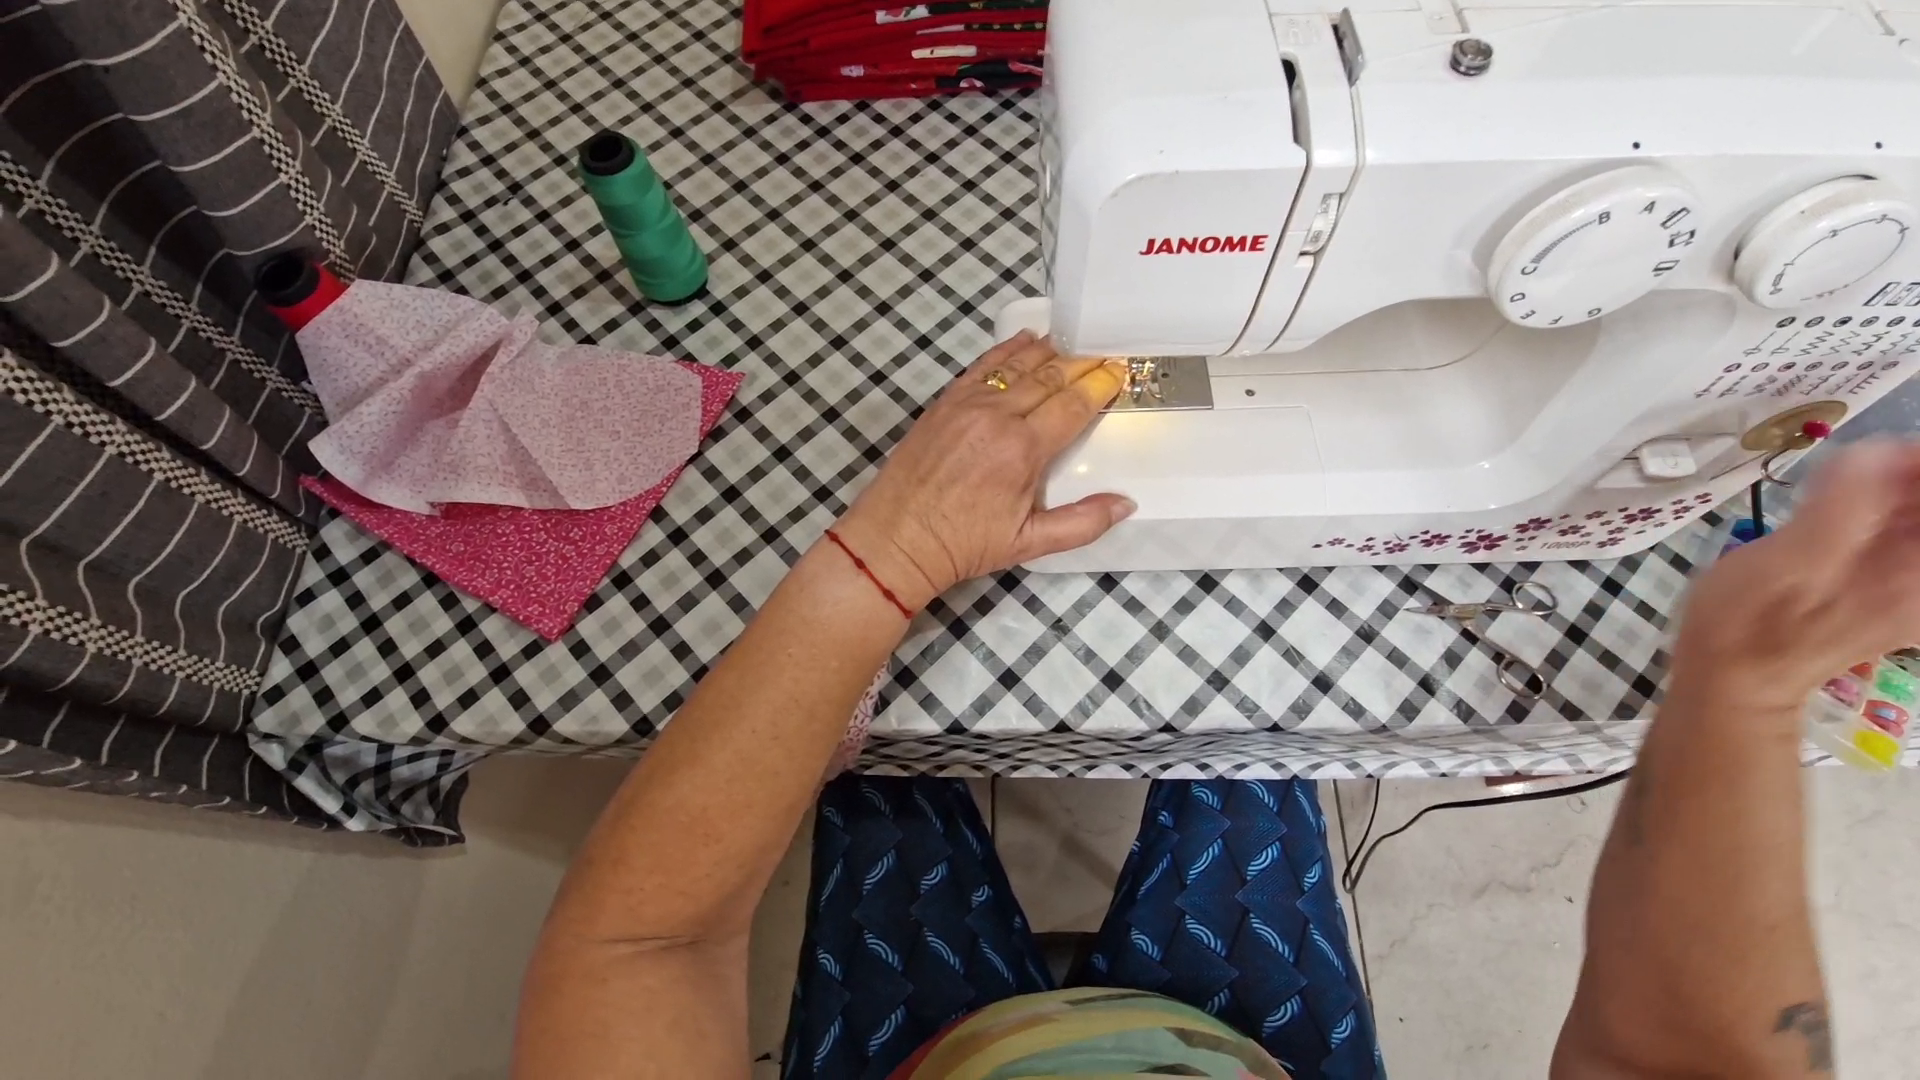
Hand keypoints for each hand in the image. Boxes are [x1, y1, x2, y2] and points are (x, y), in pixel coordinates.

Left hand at [830, 331, 1133, 609]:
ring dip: (1050, 351)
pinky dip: (1008, 350)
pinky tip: (1026, 341)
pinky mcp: (944, 403)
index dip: (1101, 385)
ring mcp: (966, 405)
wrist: (896, 540)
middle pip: (1050, 376)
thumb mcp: (1029, 543)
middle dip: (1083, 363)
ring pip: (1017, 365)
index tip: (1120, 373)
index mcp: (1022, 450)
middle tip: (1105, 355)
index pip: (1073, 404)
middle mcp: (996, 417)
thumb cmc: (962, 545)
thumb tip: (1126, 503)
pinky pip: (982, 366)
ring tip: (1074, 344)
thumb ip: (1082, 523)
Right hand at [1672, 440, 1919, 711]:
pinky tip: (1837, 515)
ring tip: (1837, 489)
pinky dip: (1879, 513)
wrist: (1731, 677)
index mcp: (1919, 570)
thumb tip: (1875, 450)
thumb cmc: (1747, 623)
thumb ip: (1839, 508)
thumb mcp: (1786, 563)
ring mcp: (1910, 583)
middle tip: (1848, 469)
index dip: (1913, 466)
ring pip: (1910, 519)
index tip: (1870, 452)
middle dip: (1900, 477)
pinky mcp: (1885, 586)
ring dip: (1888, 492)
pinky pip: (1898, 537)